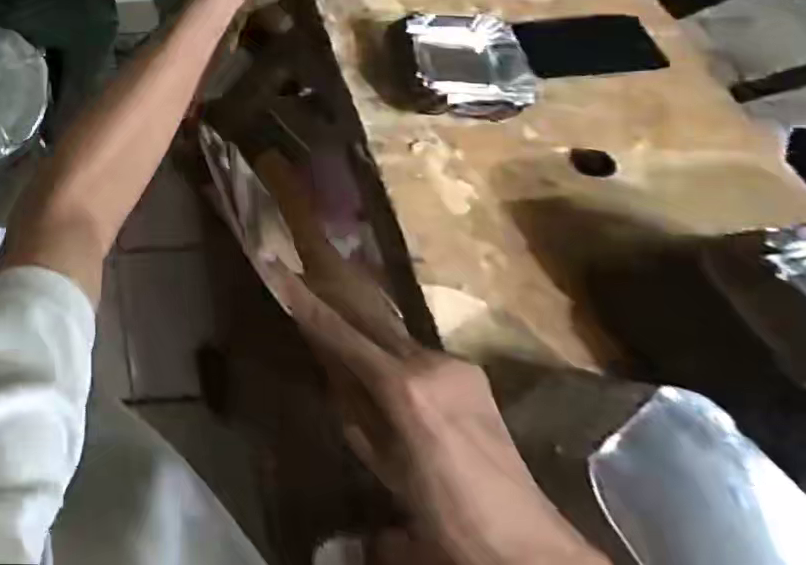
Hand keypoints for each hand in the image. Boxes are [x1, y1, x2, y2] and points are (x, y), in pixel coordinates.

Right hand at [255, 156, 607, 564]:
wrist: (529, 547)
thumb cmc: (447, 515)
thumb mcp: (389, 467)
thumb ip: (358, 416)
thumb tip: (336, 380)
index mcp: (405, 389)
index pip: (341, 333)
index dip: (305, 301)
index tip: (276, 268)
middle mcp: (433, 363)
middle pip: (370, 322)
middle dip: (335, 302)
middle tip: (303, 274)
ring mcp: (458, 366)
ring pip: (396, 338)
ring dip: (367, 337)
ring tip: (343, 337)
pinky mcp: (474, 375)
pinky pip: (420, 355)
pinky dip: (396, 358)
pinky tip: (390, 375)